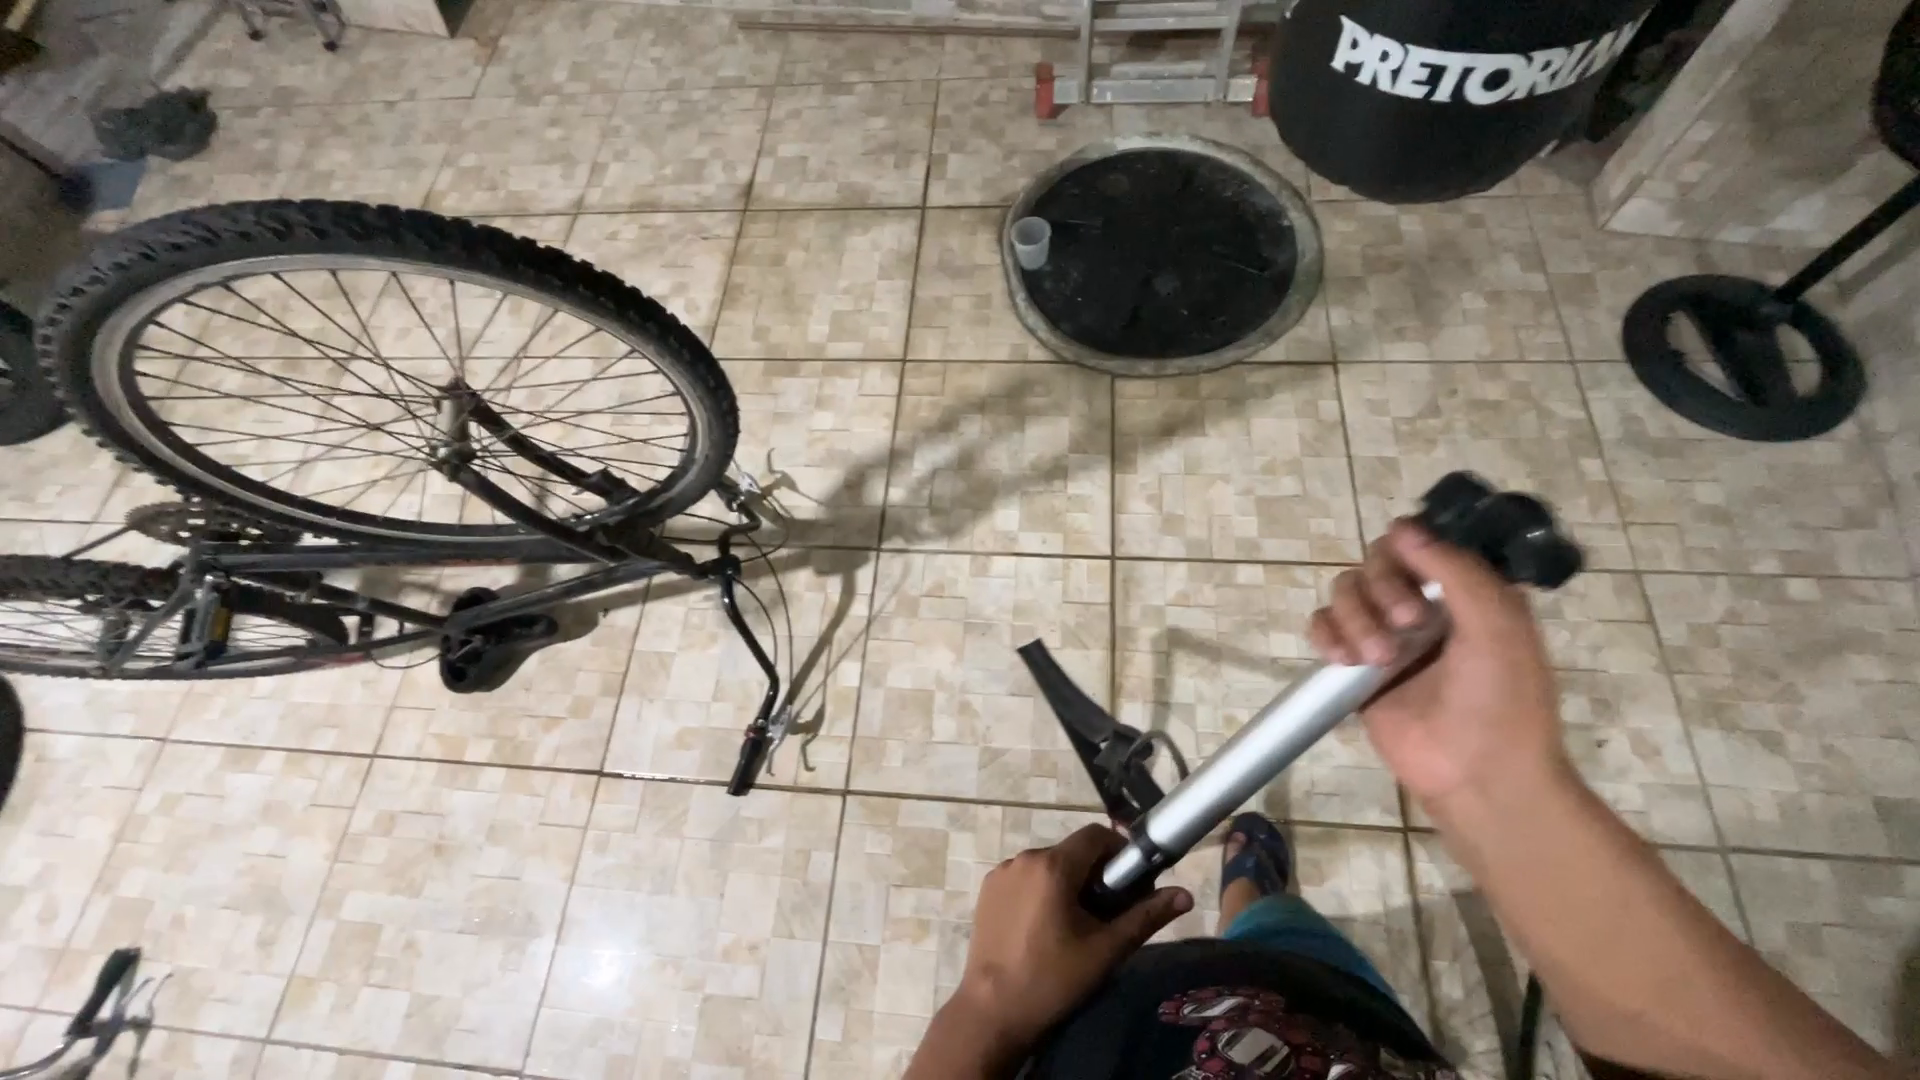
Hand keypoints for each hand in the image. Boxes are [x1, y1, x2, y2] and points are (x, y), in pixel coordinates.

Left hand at [947, 825, 1191, 1054]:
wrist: (993, 1010)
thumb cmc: (1054, 978)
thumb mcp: (1106, 950)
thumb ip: (1146, 916)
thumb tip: (1185, 895)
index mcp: (1053, 865)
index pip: (1095, 835)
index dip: (1119, 852)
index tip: (1132, 883)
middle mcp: (1024, 858)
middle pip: (1072, 851)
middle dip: (1094, 873)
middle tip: (1108, 912)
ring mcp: (1001, 872)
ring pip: (1047, 864)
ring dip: (1067, 882)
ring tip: (1076, 924)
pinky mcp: (988, 888)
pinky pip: (1024, 877)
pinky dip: (1040, 890)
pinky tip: (1044, 926)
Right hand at [1308, 519, 1570, 812]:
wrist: (1476, 774)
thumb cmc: (1501, 700)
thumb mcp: (1497, 627)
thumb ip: (1455, 571)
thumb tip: (1402, 527)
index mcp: (1465, 592)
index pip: (1420, 543)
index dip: (1409, 549)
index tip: (1411, 569)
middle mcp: (1422, 606)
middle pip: (1375, 563)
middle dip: (1381, 590)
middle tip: (1404, 625)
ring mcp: (1385, 635)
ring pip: (1344, 593)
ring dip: (1355, 618)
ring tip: (1377, 659)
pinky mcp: (1354, 665)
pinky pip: (1322, 627)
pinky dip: (1326, 636)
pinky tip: (1342, 660)